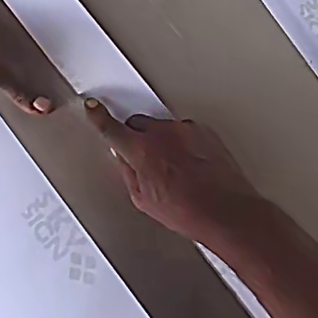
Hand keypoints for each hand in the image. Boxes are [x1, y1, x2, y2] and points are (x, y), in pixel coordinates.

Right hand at [83, 99, 268, 242]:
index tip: (93, 107)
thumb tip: (124, 161)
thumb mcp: (143, 199)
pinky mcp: (205, 131)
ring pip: (163, 127)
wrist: (225, 211)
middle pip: (138, 124)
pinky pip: (185, 132)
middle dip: (137, 138)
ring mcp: (186, 130)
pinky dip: (183, 144)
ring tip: (174, 170)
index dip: (99, 116)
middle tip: (144, 161)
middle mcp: (164, 134)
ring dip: (163, 142)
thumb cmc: (189, 210)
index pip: (111, 127)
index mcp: (142, 150)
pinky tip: (189, 166)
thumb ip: (128, 172)